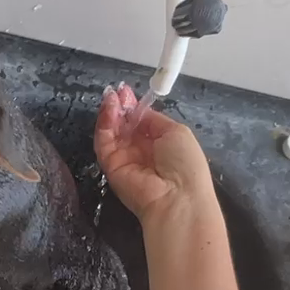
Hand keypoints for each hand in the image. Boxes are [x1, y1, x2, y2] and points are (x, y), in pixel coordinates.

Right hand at [94, 83, 214, 223]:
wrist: (176, 197)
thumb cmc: (185, 165)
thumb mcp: (176, 132)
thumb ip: (154, 120)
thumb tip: (139, 110)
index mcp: (159, 144)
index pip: (140, 122)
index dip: (133, 107)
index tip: (127, 92)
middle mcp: (140, 152)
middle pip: (124, 125)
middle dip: (120, 107)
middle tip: (116, 91)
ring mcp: (124, 160)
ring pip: (112, 132)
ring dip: (111, 113)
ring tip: (111, 97)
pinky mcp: (110, 167)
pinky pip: (104, 142)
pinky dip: (104, 124)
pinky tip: (109, 109)